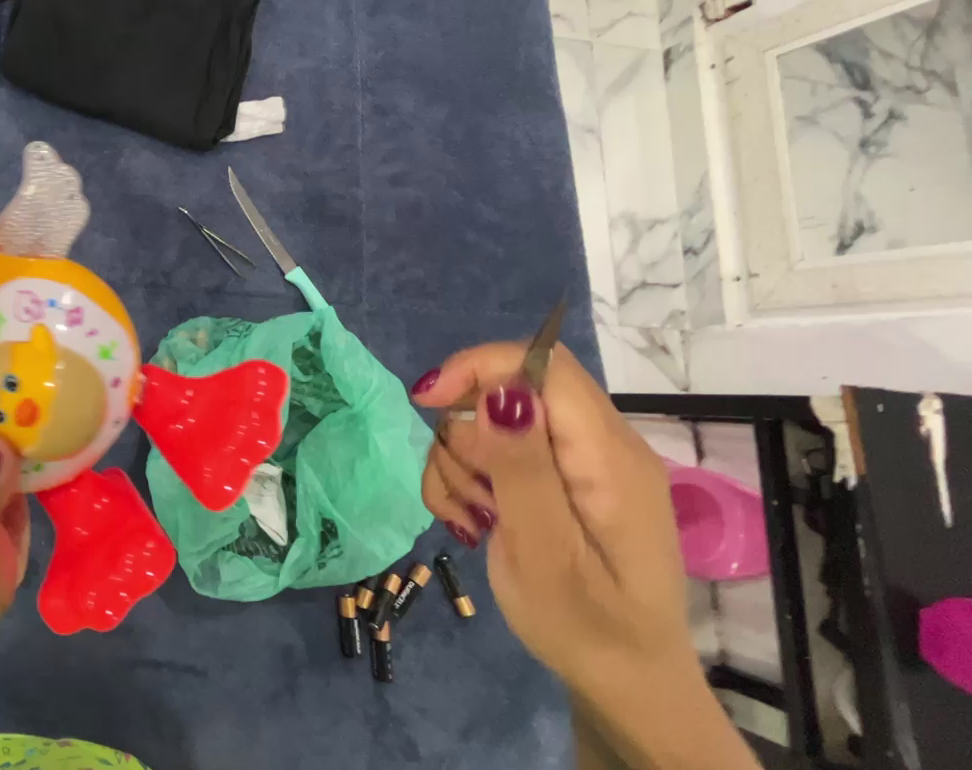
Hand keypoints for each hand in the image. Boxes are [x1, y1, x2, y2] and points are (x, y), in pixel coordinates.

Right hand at [412, 343, 743, 767]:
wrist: (623, 682)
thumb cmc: (586, 624)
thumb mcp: (545, 553)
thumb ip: (524, 469)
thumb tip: (500, 392)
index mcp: (608, 456)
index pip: (541, 366)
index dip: (477, 367)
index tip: (426, 403)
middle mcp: (597, 445)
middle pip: (505, 392)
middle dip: (465, 435)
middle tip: (472, 498)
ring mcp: (576, 463)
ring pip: (487, 423)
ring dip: (460, 466)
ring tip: (474, 521)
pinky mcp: (555, 480)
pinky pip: (492, 452)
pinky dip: (466, 481)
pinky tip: (474, 522)